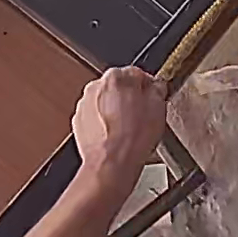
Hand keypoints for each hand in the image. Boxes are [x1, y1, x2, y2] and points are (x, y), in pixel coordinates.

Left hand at [71, 67, 165, 185]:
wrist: (111, 163)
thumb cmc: (132, 138)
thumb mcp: (158, 108)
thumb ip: (157, 89)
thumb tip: (156, 87)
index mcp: (116, 77)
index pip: (136, 73)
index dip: (148, 87)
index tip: (153, 97)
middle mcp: (96, 86)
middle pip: (118, 87)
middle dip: (130, 98)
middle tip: (142, 115)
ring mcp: (85, 104)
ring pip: (105, 102)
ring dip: (115, 111)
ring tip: (129, 129)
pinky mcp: (79, 121)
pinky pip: (95, 117)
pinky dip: (103, 123)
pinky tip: (116, 136)